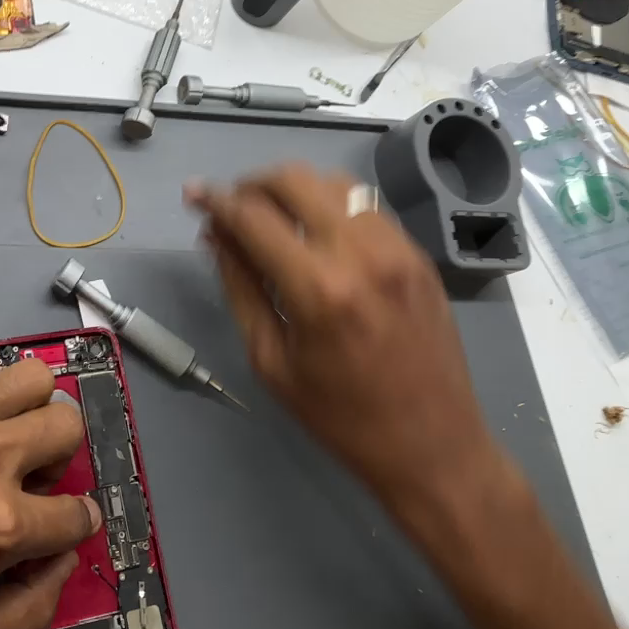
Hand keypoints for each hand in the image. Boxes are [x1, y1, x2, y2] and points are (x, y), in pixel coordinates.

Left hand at [0, 341, 100, 628]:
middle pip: (67, 426)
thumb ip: (33, 608)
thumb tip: (66, 556)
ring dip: (31, 409)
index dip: (74, 522)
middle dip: (60, 459)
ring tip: (2, 436)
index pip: (76, 512)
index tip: (62, 520)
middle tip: (29, 478)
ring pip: (34, 378)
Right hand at [186, 164, 497, 502]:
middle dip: (252, 184)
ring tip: (272, 216)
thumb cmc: (339, 416)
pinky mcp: (418, 254)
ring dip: (293, 189)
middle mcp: (361, 254)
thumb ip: (241, 286)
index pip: (253, 218)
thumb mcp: (270, 358)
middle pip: (294, 180)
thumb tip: (216, 236)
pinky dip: (330, 205)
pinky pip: (365, 205)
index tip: (194, 193)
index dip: (216, 200)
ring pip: (333, 183)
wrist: (434, 448)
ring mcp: (397, 248)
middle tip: (232, 207)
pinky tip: (315, 233)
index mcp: (317, 289)